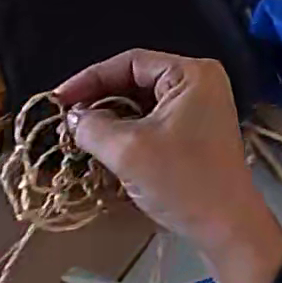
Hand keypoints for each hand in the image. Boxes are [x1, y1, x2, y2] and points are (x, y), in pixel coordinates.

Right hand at [56, 51, 281, 282]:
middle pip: (137, 79)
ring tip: (78, 135)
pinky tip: (104, 145)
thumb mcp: (128, 149)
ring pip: (143, 101)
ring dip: (111, 117)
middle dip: (99, 98)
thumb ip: (93, 125)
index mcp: (192, 74)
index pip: (132, 62)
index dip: (90, 79)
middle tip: (63, 120)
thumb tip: (74, 116)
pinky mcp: (197, 128)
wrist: (225, 220)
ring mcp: (201, 105)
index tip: (55, 101)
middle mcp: (201, 82)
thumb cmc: (182, 179)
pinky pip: (155, 119)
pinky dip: (128, 129)